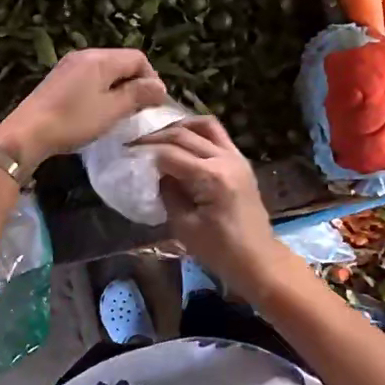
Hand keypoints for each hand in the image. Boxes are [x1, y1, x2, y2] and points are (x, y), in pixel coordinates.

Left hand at [0, 49, 167, 172]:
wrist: (27, 133)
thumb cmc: (73, 121)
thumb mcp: (112, 110)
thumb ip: (138, 95)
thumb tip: (160, 86)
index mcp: (100, 59)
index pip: (138, 58)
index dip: (151, 79)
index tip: (153, 104)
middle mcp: (84, 55)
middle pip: (121, 62)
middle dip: (135, 83)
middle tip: (139, 110)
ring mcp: (69, 66)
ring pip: (105, 71)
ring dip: (118, 88)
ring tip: (120, 112)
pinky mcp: (59, 79)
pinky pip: (89, 78)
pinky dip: (100, 90)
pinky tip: (97, 111)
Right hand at [132, 116, 287, 297]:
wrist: (258, 259)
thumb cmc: (220, 250)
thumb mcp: (184, 226)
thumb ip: (168, 193)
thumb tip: (155, 172)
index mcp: (211, 177)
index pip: (170, 154)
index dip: (145, 151)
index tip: (125, 152)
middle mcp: (226, 159)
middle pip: (185, 135)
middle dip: (156, 136)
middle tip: (134, 142)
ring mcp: (236, 157)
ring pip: (205, 125)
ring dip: (180, 126)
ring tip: (159, 136)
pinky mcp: (240, 162)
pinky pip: (217, 135)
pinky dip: (197, 132)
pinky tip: (181, 141)